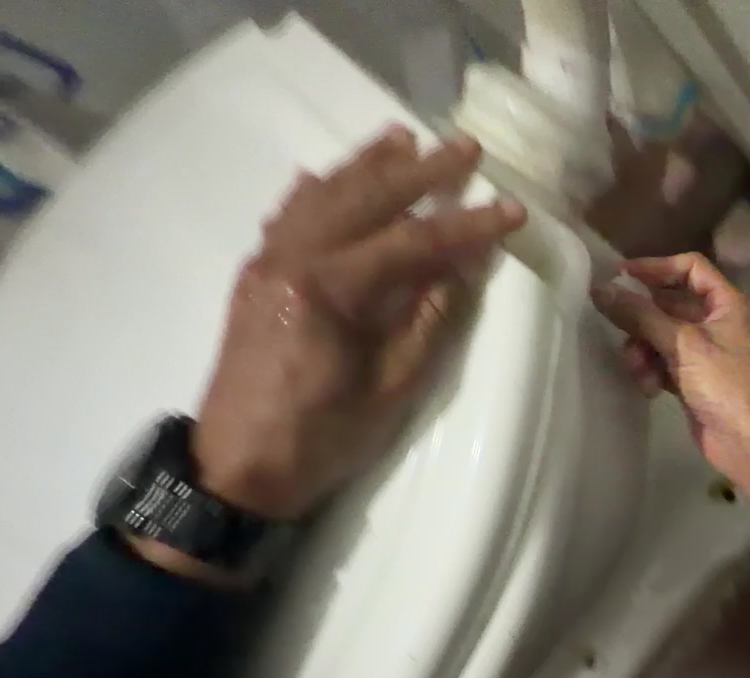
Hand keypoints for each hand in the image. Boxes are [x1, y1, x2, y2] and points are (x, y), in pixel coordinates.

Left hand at [191, 126, 526, 521]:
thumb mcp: (393, 391)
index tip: (511, 210)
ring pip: (323, 196)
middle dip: (420, 171)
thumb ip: (426, 324)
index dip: (466, 226)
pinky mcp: (256, 277)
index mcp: (329, 292)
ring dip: (367, 166)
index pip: (411, 244)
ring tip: (405, 139)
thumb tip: (458, 271)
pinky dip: (318, 190)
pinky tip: (332, 177)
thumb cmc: (324, 438)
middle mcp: (290, 261)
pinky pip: (289, 216)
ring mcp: (266, 264)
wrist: (238, 466)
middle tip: (466, 148)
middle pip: (363, 200)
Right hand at [591, 253, 749, 514]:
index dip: (657, 267)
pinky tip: (648, 387)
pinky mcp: (696, 381)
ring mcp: (709, 354)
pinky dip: (653, 370)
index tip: (622, 276)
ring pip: (664, 337)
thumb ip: (641, 315)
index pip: (691, 268)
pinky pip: (665, 364)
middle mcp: (721, 324)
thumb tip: (601, 290)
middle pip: (672, 304)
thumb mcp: (683, 344)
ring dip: (644, 349)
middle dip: (643, 318)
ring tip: (637, 368)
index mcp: (729, 304)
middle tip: (617, 326)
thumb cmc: (725, 385)